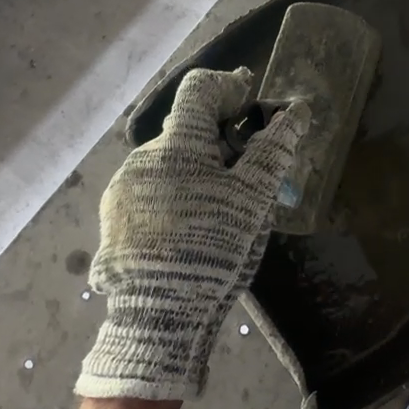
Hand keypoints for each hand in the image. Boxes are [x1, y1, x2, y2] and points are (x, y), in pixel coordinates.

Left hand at [76, 67, 307, 400]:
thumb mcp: (252, 200)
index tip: (248, 109)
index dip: (227, 87)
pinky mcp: (112, 220)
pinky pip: (149, 191)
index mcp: (177, 144)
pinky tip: (188, 231)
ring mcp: (122, 190)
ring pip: (168, 163)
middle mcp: (143, 157)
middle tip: (244, 176)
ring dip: (194, 171)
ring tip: (217, 211)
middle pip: (186, 130)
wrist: (157, 321)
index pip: (200, 89)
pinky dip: (173, 196)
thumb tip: (296, 111)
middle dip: (216, 142)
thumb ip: (272, 151)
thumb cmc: (212, 250)